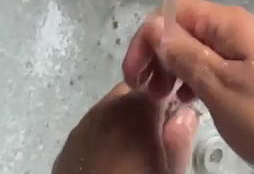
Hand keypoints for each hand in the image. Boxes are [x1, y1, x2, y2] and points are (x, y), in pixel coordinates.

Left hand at [53, 82, 199, 173]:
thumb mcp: (169, 173)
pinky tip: (110, 162)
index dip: (172, 100)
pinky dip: (104, 137)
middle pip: (134, 94)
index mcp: (137, 109)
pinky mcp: (68, 144)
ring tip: (133, 154)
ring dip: (125, 122)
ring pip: (112, 109)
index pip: (161, 87)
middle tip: (157, 140)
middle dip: (147, 110)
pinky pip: (93, 128)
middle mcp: (109, 106)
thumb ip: (180, 140)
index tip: (177, 119)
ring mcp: (84, 123)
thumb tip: (185, 115)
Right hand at [121, 0, 253, 173]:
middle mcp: (236, 29)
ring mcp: (246, 52)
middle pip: (184, 28)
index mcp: (229, 23)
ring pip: (197, 49)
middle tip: (145, 92)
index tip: (134, 76)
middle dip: (159, 54)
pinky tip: (189, 103)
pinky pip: (213, 66)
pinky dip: (194, 80)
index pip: (175, 10)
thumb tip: (154, 26)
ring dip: (174, 69)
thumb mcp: (219, 86)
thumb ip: (185, 53)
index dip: (149, 37)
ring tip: (164, 100)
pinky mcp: (252, 74)